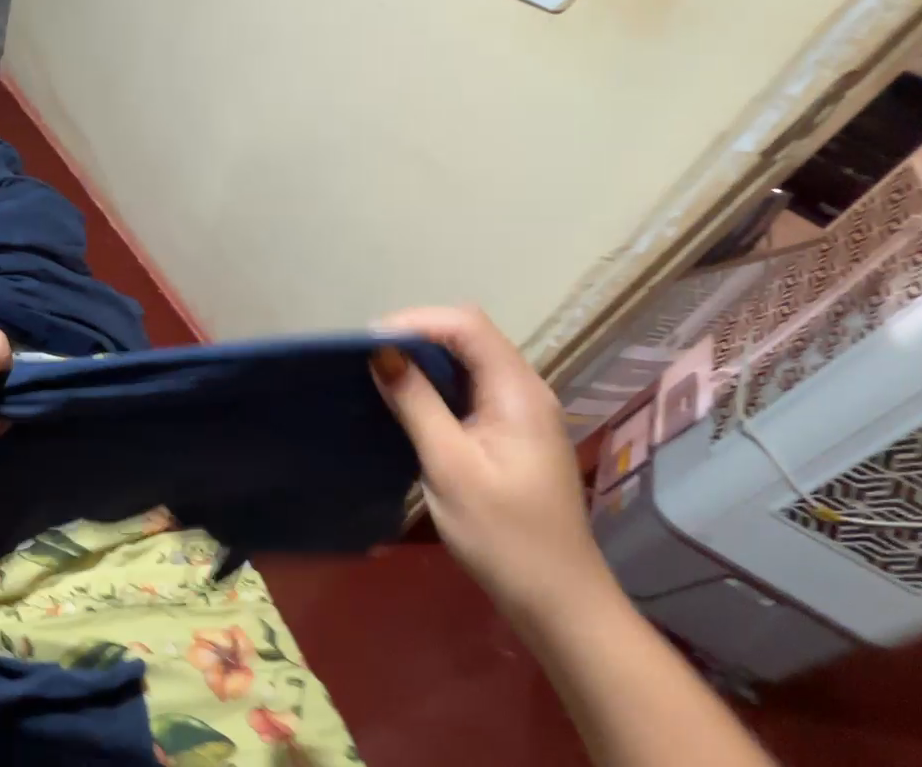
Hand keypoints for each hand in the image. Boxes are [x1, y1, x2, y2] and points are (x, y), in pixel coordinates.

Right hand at [370, 306, 616, 626]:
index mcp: (518, 392)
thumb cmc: (503, 534)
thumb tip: (381, 354)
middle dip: (414, 337)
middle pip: (467, 336)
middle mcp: (524, 391)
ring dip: (421, 361)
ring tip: (376, 376)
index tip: (368, 345)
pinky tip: (405, 403)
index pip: (466, 325)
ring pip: (466, 361)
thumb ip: (416, 403)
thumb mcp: (450, 466)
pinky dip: (433, 385)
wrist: (555, 599)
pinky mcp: (509, 432)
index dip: (415, 322)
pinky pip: (467, 388)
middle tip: (366, 361)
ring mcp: (519, 412)